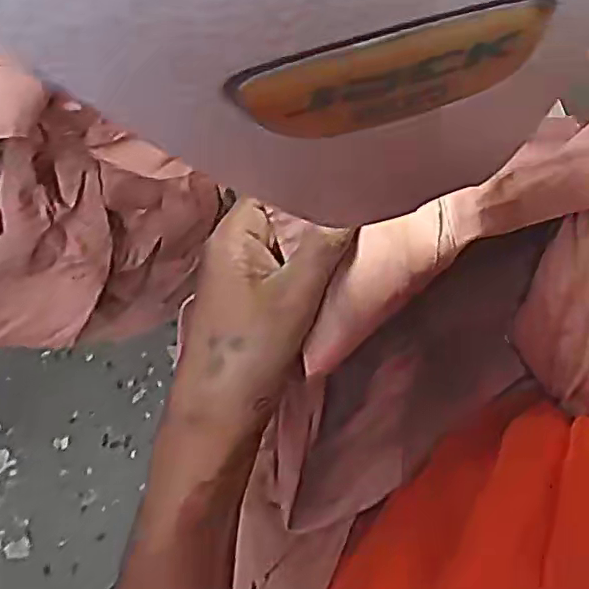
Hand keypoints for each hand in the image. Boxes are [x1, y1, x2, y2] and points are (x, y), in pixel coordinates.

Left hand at [164, 199, 355, 452]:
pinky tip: (345, 256)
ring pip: (293, 239)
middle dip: (325, 205)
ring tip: (365, 217)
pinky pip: (293, 263)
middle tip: (369, 193)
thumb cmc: (248, 353)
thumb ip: (325, 244)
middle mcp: (236, 244)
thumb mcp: (294, 295)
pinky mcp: (260, 294)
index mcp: (233, 234)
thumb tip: (356, 194)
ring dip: (323, 234)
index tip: (354, 168)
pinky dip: (317, 260)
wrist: (220, 420)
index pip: (276, 184)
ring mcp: (248, 270)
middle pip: (287, 211)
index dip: (314, 175)